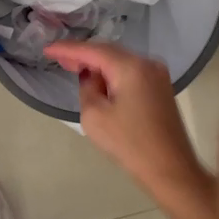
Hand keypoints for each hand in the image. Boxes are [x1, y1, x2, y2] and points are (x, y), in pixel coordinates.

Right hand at [44, 38, 215, 218]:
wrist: (171, 169)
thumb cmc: (130, 144)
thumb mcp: (94, 116)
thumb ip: (87, 88)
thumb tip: (93, 77)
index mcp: (131, 67)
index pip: (92, 51)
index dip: (67, 49)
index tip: (47, 50)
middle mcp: (147, 63)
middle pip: (108, 51)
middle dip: (82, 54)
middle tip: (57, 58)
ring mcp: (157, 75)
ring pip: (120, 61)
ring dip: (97, 63)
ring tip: (73, 67)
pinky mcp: (160, 88)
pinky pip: (130, 72)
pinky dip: (111, 72)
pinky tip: (98, 78)